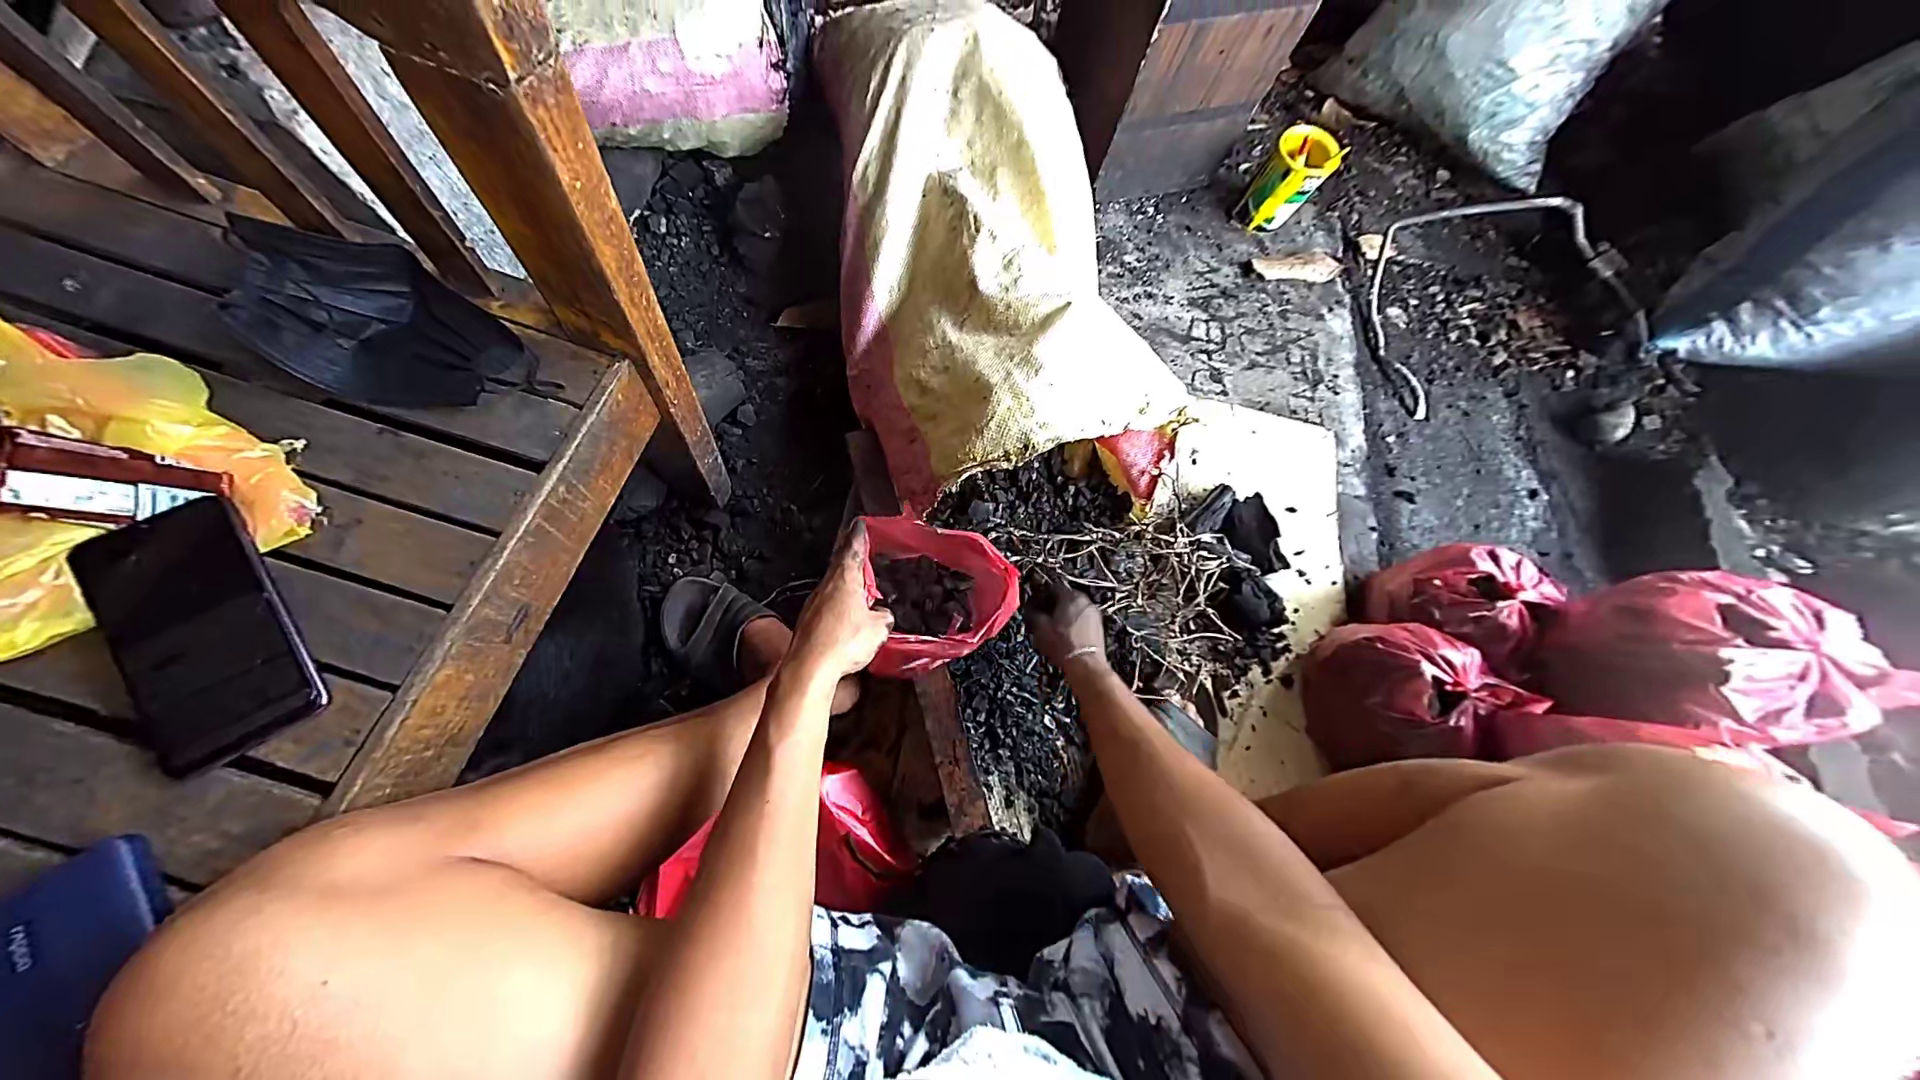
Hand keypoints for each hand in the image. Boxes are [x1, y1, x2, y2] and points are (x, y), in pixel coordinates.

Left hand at [789, 521, 894, 681]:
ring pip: (833, 585)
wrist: (810, 668)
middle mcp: (826, 586)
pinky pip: (827, 606)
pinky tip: (847, 616)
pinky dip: (838, 605)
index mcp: (845, 578)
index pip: (853, 547)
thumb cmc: (841, 643)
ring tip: (859, 586)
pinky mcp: (809, 622)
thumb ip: (884, 617)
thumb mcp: (879, 628)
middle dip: (851, 556)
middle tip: (860, 549)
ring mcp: (815, 604)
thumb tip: (884, 616)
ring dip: (845, 583)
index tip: (861, 524)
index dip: (859, 535)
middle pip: (840, 563)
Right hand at [1026, 571, 1106, 672]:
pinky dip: (1073, 623)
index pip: (1052, 587)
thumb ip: (1033, 613)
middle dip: (1052, 605)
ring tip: (1053, 628)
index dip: (1040, 595)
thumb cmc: (1063, 645)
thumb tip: (1030, 609)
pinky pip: (1082, 619)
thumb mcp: (1040, 628)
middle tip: (1042, 616)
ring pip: (1074, 608)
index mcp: (1070, 596)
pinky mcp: (1098, 626)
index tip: (1034, 605)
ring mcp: (1094, 614)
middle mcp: (1085, 601)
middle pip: (1065, 597)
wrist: (1086, 665)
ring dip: (1063, 614)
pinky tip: (1066, 635)